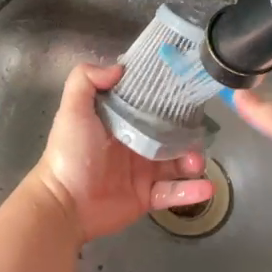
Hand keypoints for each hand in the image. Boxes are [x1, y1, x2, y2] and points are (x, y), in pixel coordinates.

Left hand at [29, 63, 212, 242]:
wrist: (64, 204)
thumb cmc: (69, 153)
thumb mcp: (73, 110)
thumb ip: (86, 79)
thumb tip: (119, 67)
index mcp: (119, 121)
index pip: (148, 103)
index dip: (166, 96)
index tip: (187, 87)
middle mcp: (134, 143)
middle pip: (170, 133)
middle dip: (188, 131)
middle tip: (198, 132)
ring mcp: (142, 172)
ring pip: (177, 162)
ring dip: (192, 161)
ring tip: (195, 163)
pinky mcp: (146, 197)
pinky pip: (173, 193)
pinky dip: (191, 191)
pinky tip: (206, 187)